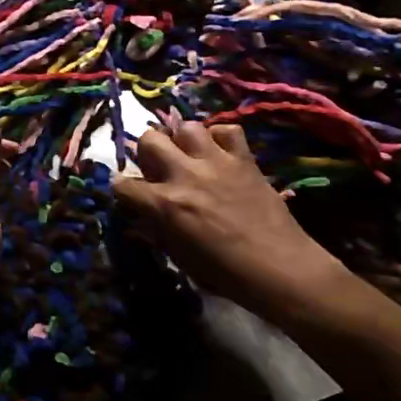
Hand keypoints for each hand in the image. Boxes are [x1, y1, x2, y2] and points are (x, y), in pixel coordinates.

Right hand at [115, 122, 345, 313]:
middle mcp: (185, 175)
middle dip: (147, 152)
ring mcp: (216, 162)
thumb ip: (155, 232)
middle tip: (157, 168)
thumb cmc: (225, 273)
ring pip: (186, 127)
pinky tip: (218, 153)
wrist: (279, 268)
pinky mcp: (244, 159)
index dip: (121, 189)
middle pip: (150, 139)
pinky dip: (219, 138)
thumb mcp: (179, 257)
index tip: (127, 193)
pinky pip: (227, 130)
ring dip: (181, 140)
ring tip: (188, 155)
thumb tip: (139, 219)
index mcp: (164, 204)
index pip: (124, 185)